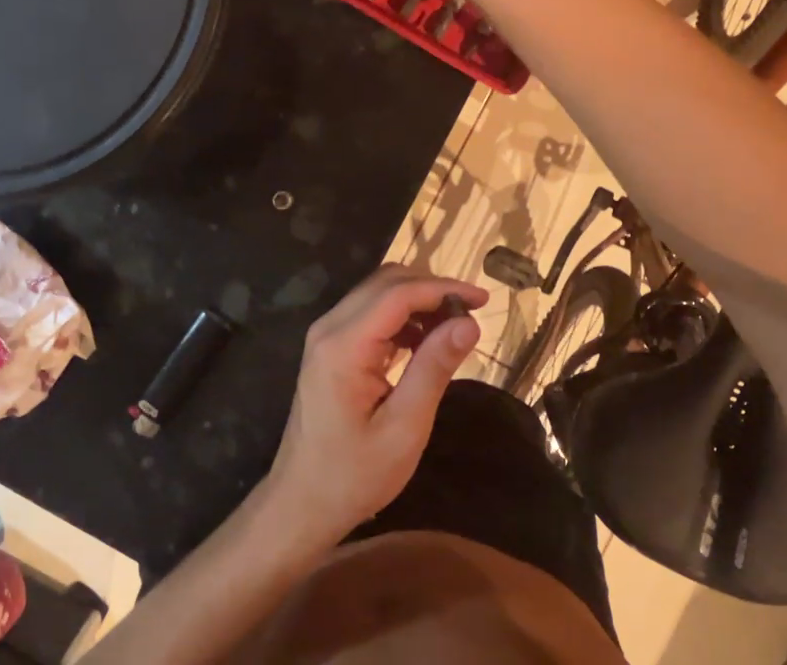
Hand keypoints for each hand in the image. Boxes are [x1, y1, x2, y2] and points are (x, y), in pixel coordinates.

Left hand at [262, 265, 486, 539]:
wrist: (302, 502)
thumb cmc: (355, 474)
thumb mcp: (405, 427)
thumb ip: (434, 368)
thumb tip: (469, 323)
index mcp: (343, 346)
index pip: (397, 293)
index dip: (443, 289)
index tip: (484, 300)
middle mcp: (329, 329)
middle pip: (385, 284)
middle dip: (432, 290)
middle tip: (471, 315)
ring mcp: (326, 338)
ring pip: (377, 295)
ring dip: (418, 302)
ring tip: (455, 331)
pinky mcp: (330, 350)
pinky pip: (370, 316)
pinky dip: (402, 319)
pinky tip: (427, 343)